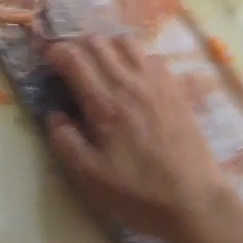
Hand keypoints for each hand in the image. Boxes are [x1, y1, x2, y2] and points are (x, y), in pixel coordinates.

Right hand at [44, 36, 242, 242]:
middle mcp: (128, 83)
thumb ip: (67, 143)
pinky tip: (134, 76)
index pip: (73, 58)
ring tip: (102, 66)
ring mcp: (155, 81)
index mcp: (105, 104)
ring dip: (107, 47)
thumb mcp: (92, 178)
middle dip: (77, 46)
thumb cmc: (139, 193)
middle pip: (97, 42)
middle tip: (72, 65)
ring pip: (124, 41)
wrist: (194, 201)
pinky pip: (150, 55)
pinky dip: (135, 56)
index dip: (55, 52)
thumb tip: (54, 114)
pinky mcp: (175, 87)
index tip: (48, 60)